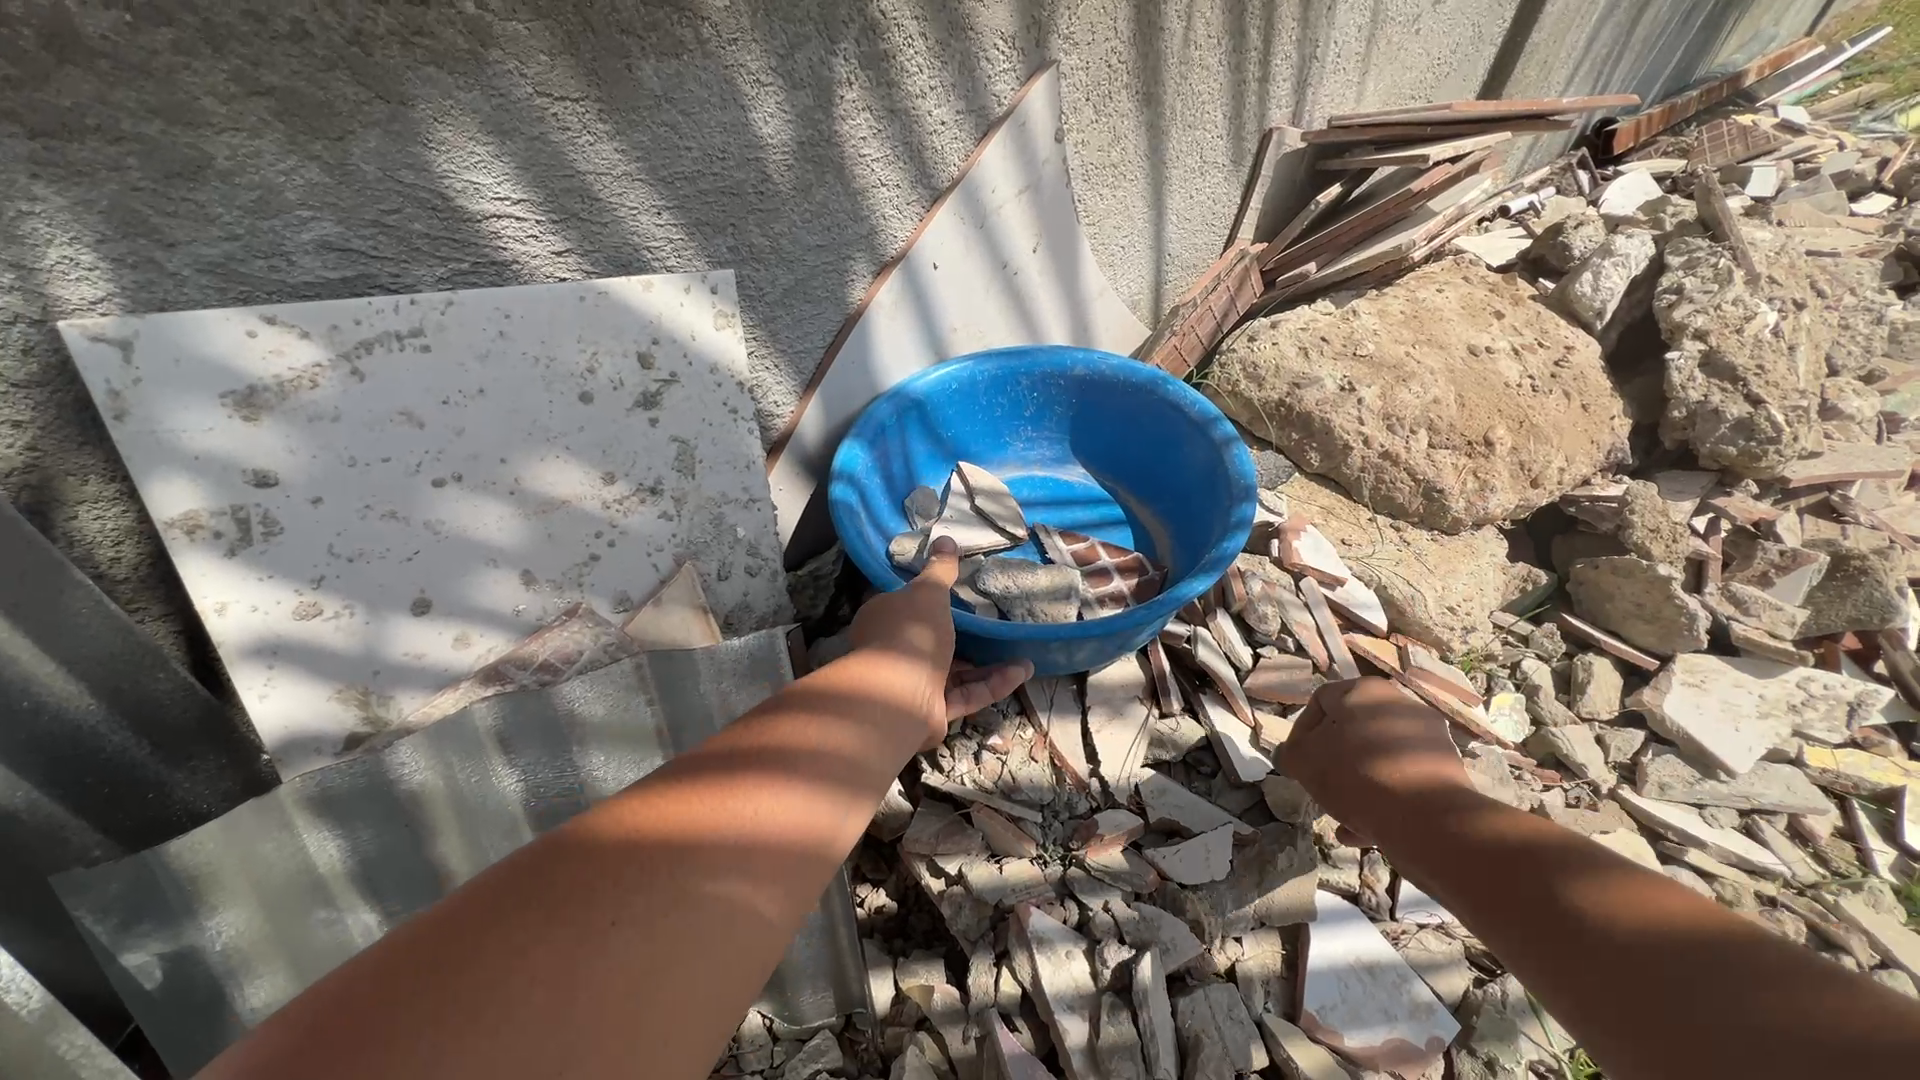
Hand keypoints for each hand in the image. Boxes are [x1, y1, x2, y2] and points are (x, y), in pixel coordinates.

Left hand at [848, 536, 1031, 747]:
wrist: (897, 699)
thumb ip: (940, 570)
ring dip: (989, 663)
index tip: (960, 590)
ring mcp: (914, 683)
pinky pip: (966, 694)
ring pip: (955, 670)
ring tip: (1022, 652)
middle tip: (996, 621)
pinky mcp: (933, 710)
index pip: (905, 604)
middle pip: (932, 639)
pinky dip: (991, 684)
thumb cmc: (909, 635)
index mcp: (884, 619)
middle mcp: (895, 651)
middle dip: (966, 634)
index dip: (929, 597)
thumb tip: (946, 538)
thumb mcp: (928, 594)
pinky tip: (1020, 672)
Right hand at [1280, 677, 1475, 841]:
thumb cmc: (1355, 775)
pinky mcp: (1446, 772)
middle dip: (1332, 759)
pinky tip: (1363, 831)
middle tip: (1319, 784)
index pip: (1320, 701)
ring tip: (1340, 814)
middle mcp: (1401, 705)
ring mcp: (1428, 739)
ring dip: (1356, 784)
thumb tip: (1292, 755)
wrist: (1427, 818)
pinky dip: (1383, 801)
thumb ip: (1290, 752)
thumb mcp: (1302, 760)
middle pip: (1353, 731)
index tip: (1296, 761)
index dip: (1301, 732)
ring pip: (1379, 759)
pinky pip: (1403, 782)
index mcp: (1364, 690)